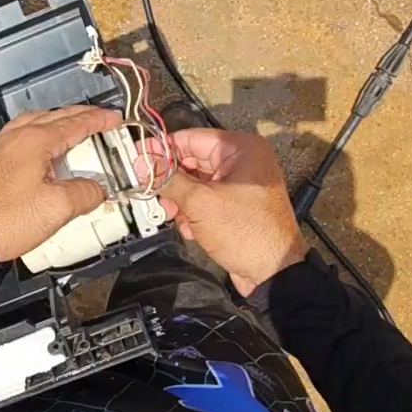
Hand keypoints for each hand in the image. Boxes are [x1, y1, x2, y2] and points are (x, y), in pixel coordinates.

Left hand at [0, 106, 123, 262]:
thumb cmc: (3, 218)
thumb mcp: (57, 208)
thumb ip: (85, 194)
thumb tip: (97, 189)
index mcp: (35, 141)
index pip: (76, 123)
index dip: (98, 121)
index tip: (113, 119)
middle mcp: (16, 137)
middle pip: (56, 118)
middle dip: (82, 118)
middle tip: (100, 123)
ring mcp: (0, 147)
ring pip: (36, 125)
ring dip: (59, 125)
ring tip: (75, 134)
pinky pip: (21, 137)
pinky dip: (40, 137)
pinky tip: (43, 152)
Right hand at [155, 129, 307, 294]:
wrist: (273, 274)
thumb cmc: (247, 233)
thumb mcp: (200, 202)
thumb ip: (169, 180)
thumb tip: (144, 165)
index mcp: (242, 149)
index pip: (191, 138)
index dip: (161, 148)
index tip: (138, 157)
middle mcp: (243, 162)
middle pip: (192, 161)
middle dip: (171, 181)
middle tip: (150, 192)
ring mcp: (240, 185)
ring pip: (195, 183)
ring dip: (180, 201)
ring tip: (172, 215)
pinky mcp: (236, 207)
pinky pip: (205, 200)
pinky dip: (193, 213)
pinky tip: (191, 228)